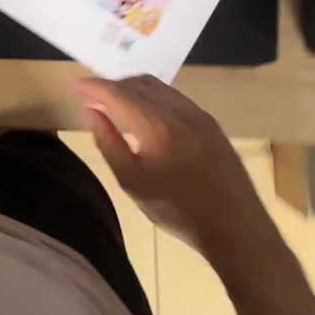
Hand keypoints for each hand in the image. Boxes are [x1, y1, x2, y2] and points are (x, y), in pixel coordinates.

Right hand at [77, 75, 276, 256]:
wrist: (237, 230)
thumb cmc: (179, 210)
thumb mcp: (132, 182)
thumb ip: (108, 142)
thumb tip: (91, 111)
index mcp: (157, 126)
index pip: (117, 93)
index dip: (94, 86)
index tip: (77, 85)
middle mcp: (178, 111)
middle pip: (137, 83)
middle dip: (112, 85)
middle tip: (95, 97)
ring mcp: (198, 114)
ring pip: (157, 86)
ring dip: (133, 88)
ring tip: (118, 103)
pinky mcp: (211, 122)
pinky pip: (175, 96)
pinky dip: (153, 96)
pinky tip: (148, 114)